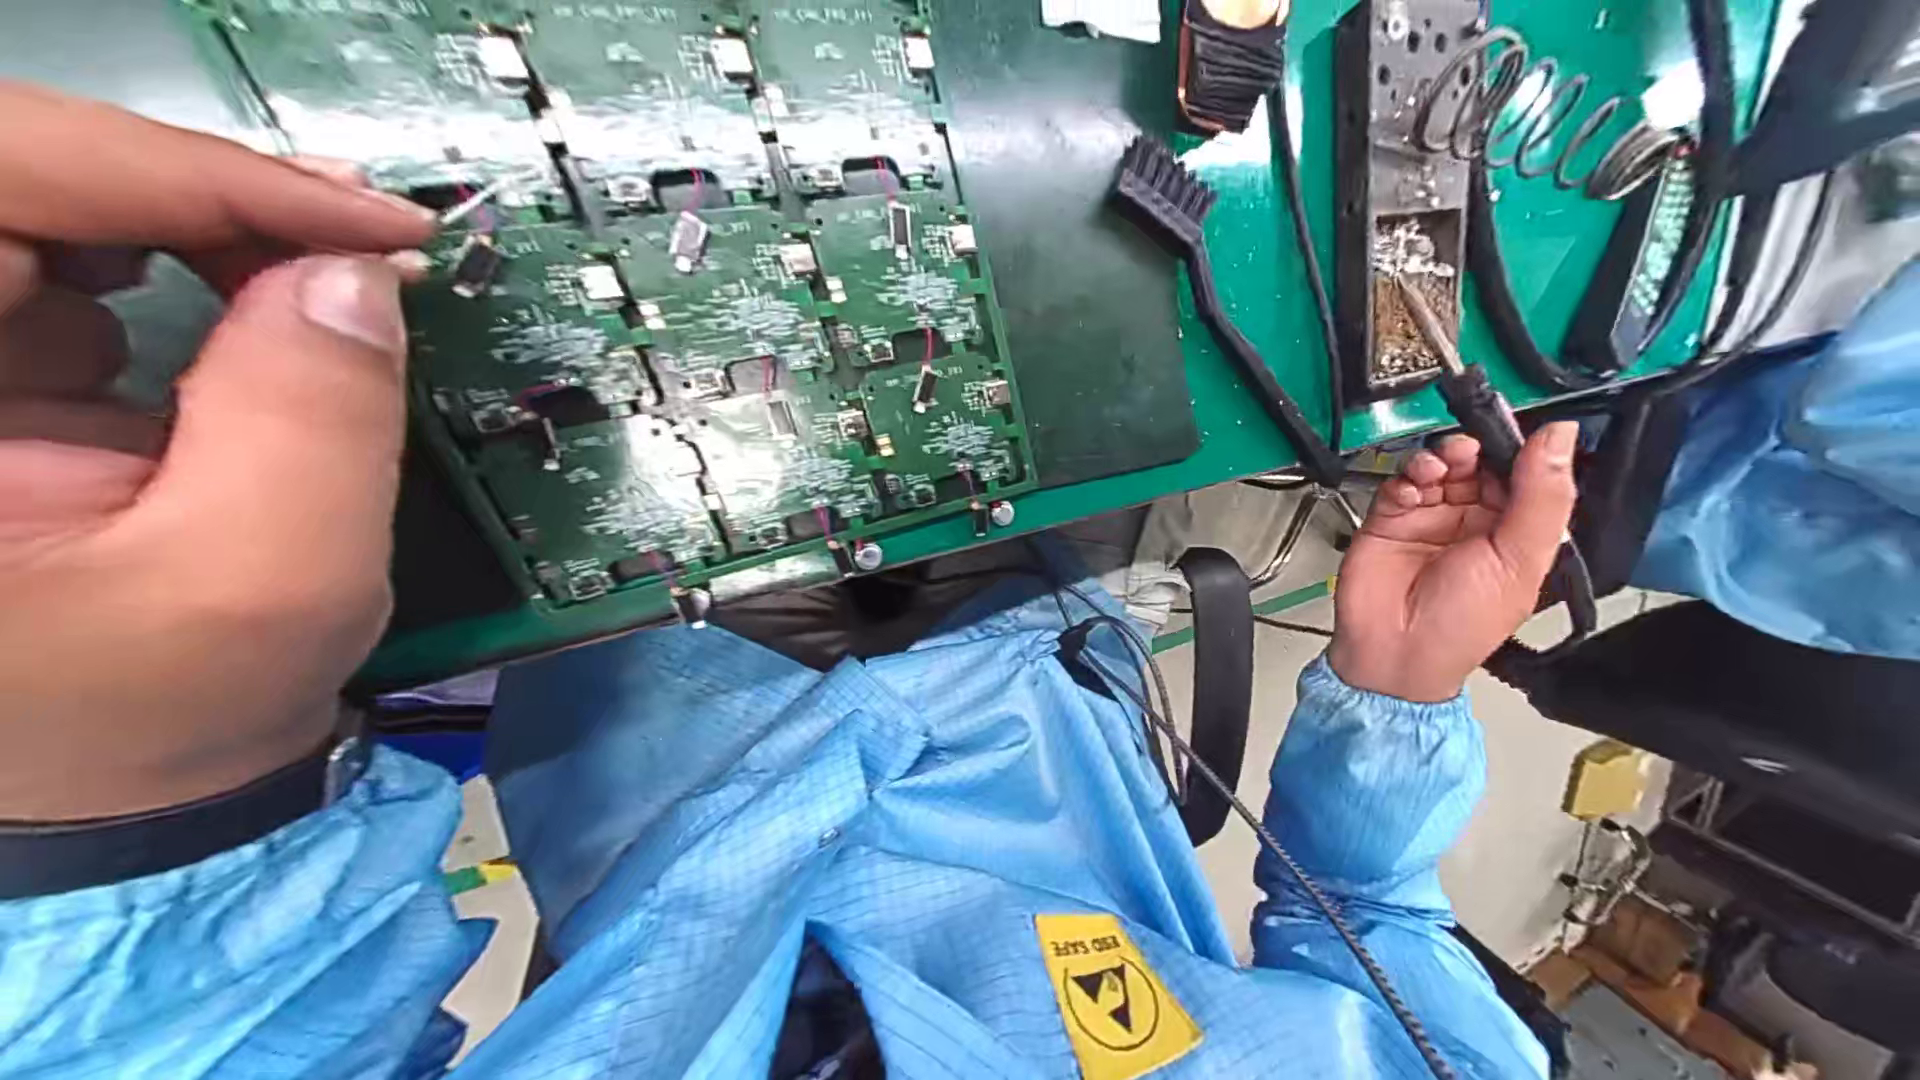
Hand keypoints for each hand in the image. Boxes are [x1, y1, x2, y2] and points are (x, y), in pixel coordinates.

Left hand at [0, 82, 433, 818]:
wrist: (120, 774)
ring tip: (324, 256)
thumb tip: (358, 276)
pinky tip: (249, 286)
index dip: (189, 178)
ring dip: (185, 214)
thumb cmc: (187, 699)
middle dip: (190, 188)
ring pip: (20, 204)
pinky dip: (164, 253)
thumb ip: (317, 416)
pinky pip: (41, 257)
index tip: (372, 220)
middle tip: (357, 234)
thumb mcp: (277, 571)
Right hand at [1328, 422, 1579, 701]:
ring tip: (1437, 468)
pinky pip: (1399, 484)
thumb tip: (1561, 437)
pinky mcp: (1389, 518)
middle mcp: (1473, 520)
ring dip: (1439, 459)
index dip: (1521, 450)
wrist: (1395, 647)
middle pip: (1478, 464)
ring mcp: (1429, 518)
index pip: (1525, 475)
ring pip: (1438, 468)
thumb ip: (1541, 496)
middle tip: (1467, 451)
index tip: (1517, 430)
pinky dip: (1405, 478)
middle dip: (1475, 450)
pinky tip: (1412, 489)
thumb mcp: (1520, 559)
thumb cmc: (1463, 622)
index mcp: (1516, 531)